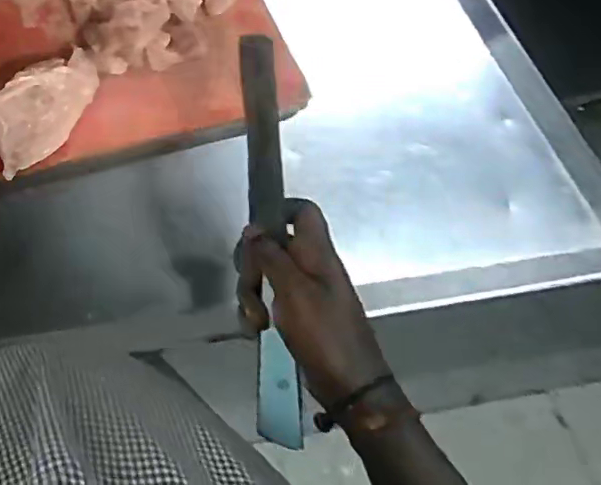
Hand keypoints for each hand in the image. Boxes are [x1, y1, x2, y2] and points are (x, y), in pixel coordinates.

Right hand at [239, 200, 394, 411]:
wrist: (352, 391)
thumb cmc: (325, 333)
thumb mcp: (292, 289)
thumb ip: (270, 255)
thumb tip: (253, 229)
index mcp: (318, 253)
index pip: (303, 211)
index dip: (278, 210)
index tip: (255, 230)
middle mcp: (311, 266)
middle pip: (272, 242)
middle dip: (252, 261)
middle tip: (249, 281)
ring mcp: (305, 289)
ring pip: (265, 271)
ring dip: (251, 290)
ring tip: (254, 316)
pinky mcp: (298, 312)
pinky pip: (268, 297)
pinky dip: (256, 308)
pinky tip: (256, 327)